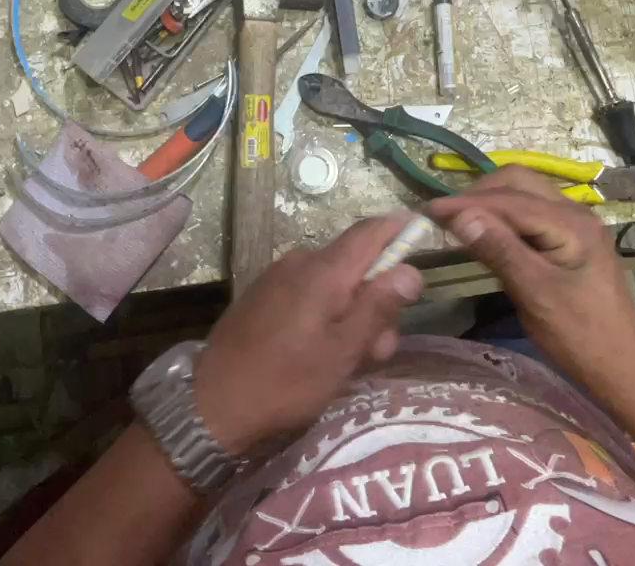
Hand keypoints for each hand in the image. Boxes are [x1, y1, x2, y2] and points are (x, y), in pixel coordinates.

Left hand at [192, 214, 424, 454]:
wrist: (211, 405)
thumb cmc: (286, 381)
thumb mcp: (343, 352)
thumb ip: (378, 307)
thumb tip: (410, 270)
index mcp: (323, 270)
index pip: (370, 231)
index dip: (399, 229)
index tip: (423, 232)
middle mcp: (300, 261)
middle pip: (355, 264)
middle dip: (376, 299)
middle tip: (378, 350)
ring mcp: (278, 276)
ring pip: (333, 283)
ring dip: (351, 314)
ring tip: (346, 363)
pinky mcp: (263, 295)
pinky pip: (309, 292)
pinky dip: (325, 315)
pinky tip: (318, 354)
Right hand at [428, 167, 634, 390]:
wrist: (624, 369)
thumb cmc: (582, 337)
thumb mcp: (537, 295)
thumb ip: (500, 251)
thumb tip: (461, 217)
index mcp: (572, 223)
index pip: (509, 199)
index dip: (467, 203)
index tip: (429, 212)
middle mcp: (575, 213)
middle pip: (517, 182)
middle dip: (477, 194)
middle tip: (443, 216)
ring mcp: (574, 224)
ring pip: (523, 193)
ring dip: (488, 201)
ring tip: (457, 221)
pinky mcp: (569, 239)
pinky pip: (529, 212)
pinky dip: (501, 215)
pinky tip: (484, 232)